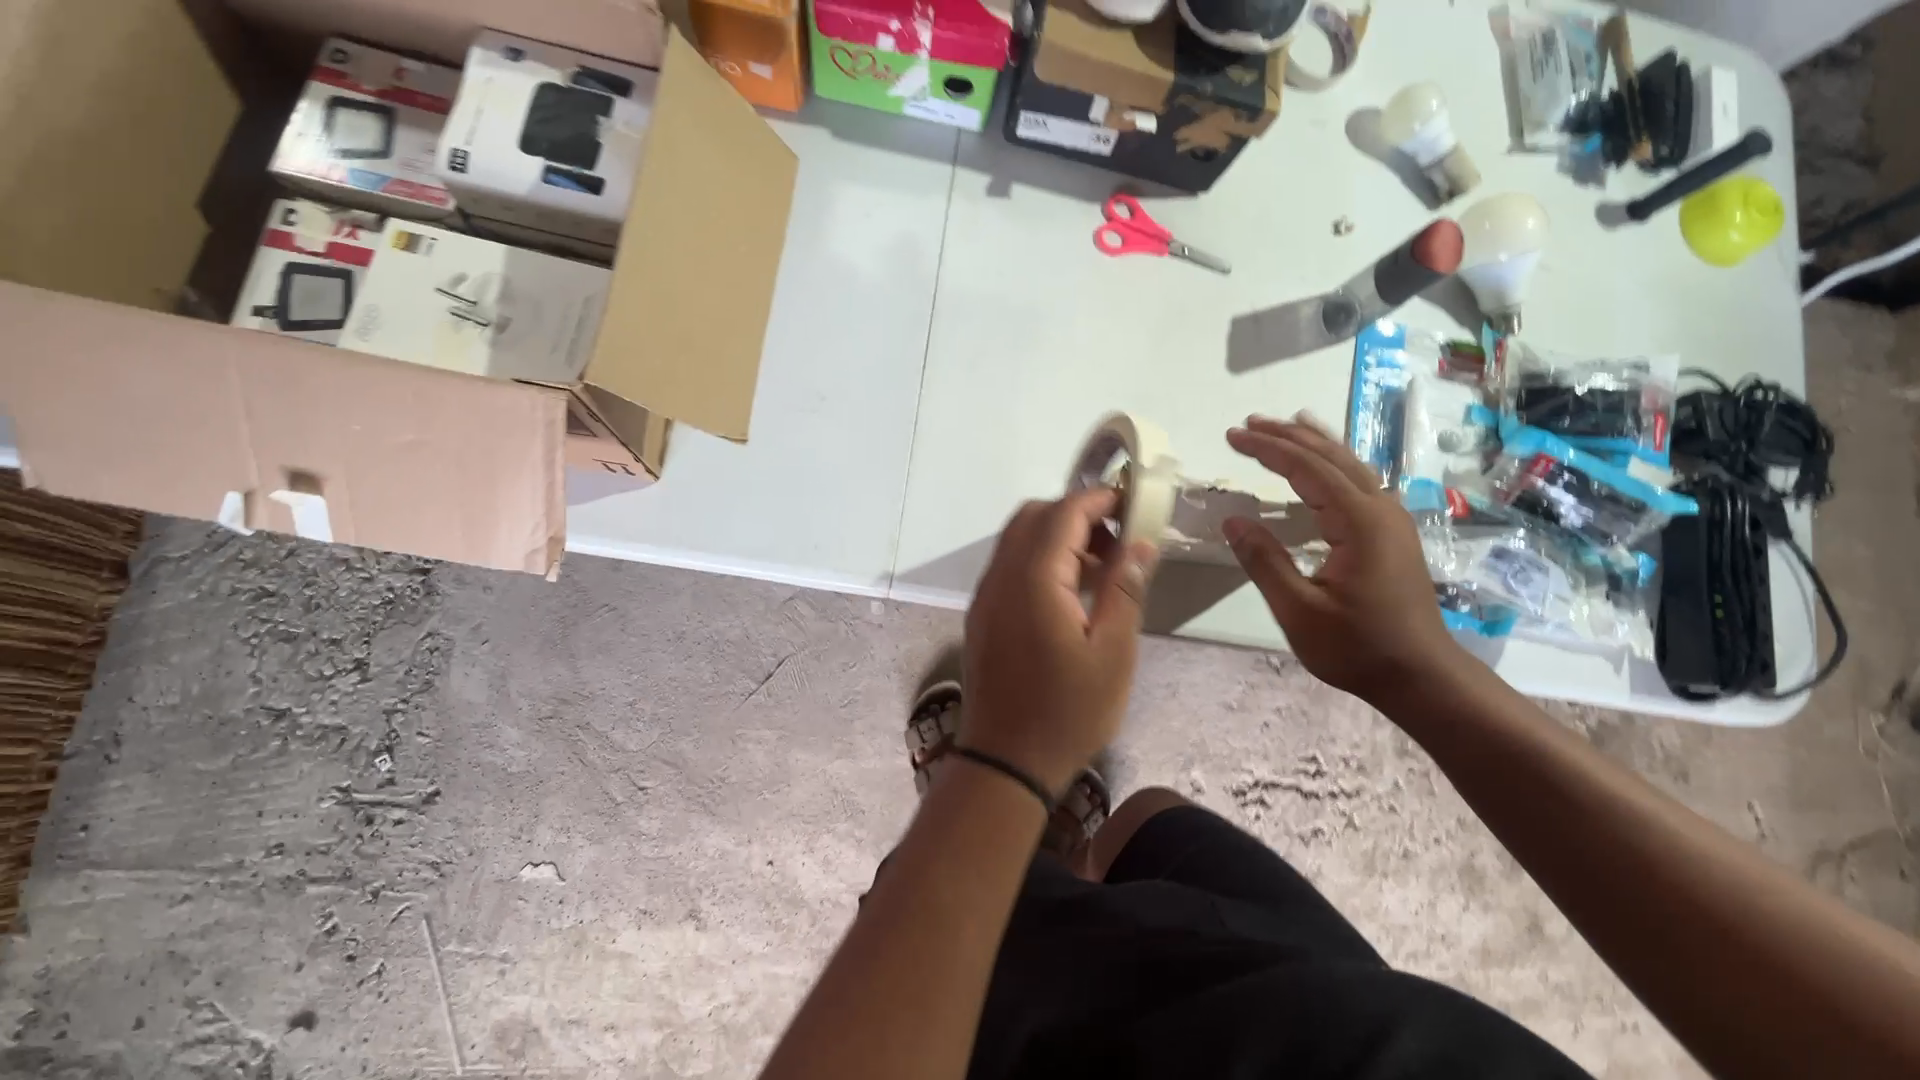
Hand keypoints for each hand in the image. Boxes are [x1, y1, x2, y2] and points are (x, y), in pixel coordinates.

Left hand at [963, 489, 1157, 794]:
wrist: (1005, 763)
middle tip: (1118, 542)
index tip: (1134, 503)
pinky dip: (1039, 561)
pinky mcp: (981, 618)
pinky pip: (1008, 568)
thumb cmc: (1068, 713)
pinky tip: (1069, 595)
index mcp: (1032, 581)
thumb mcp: (1112, 653)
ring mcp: (985, 598)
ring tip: (1101, 571)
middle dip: (1077, 514)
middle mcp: (1000, 578)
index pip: (1064, 513)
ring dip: (1057, 537)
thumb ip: (1124, 589)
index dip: (1099, 498)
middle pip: (1033, 517)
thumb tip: (1139, 542)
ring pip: (1017, 541)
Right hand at [1221, 414, 1466, 700]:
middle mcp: (1380, 509)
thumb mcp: (1299, 611)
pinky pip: (1358, 482)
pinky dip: (1332, 463)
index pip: (1307, 469)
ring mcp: (1391, 520)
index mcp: (1359, 522)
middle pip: (1331, 457)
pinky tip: (1324, 462)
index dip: (1267, 449)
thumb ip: (1265, 562)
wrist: (1421, 676)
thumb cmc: (1358, 648)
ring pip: (1349, 465)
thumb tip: (1233, 521)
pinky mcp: (1391, 534)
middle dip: (1287, 437)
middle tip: (1247, 424)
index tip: (1231, 437)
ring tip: (1282, 424)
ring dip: (1312, 444)